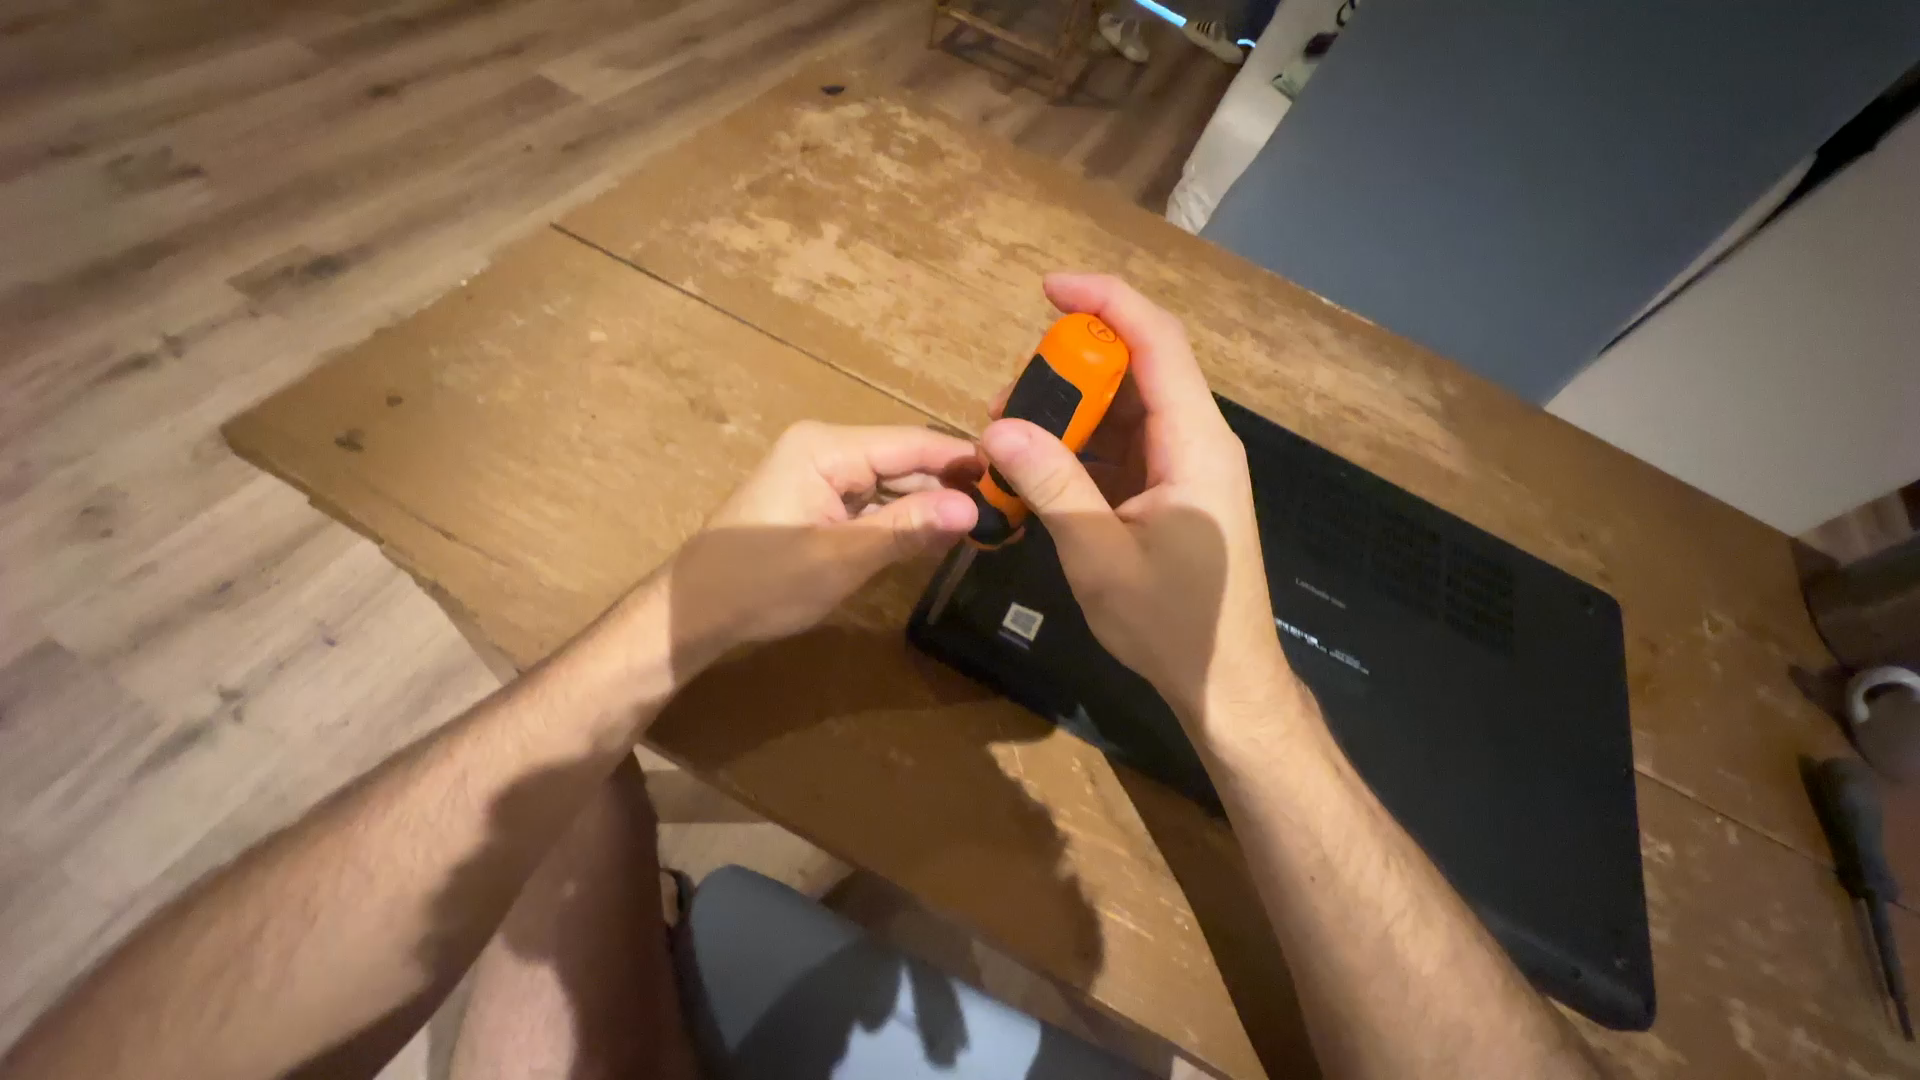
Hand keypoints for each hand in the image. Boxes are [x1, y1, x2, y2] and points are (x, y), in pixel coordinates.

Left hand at [669, 422, 979, 658]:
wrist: (692, 613)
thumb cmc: (760, 584)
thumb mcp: (841, 558)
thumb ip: (907, 528)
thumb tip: (974, 509)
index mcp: (826, 448)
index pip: (912, 443)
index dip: (963, 461)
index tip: (1015, 478)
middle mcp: (824, 449)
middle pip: (904, 459)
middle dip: (950, 486)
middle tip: (1006, 513)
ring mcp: (818, 474)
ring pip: (891, 482)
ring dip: (929, 504)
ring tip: (982, 526)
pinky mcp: (816, 501)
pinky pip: (871, 501)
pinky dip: (901, 518)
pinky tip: (934, 534)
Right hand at [980, 274, 1287, 719]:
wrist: (1224, 683)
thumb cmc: (1171, 623)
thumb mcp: (1100, 554)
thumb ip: (1052, 485)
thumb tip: (996, 428)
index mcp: (1195, 443)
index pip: (1156, 341)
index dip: (1104, 302)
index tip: (1048, 288)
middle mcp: (1197, 442)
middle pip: (1136, 372)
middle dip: (1069, 370)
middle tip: (1006, 397)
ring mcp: (1186, 468)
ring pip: (1125, 413)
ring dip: (1070, 415)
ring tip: (1011, 437)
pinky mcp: (1172, 494)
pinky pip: (1123, 451)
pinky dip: (1080, 452)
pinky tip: (1038, 471)